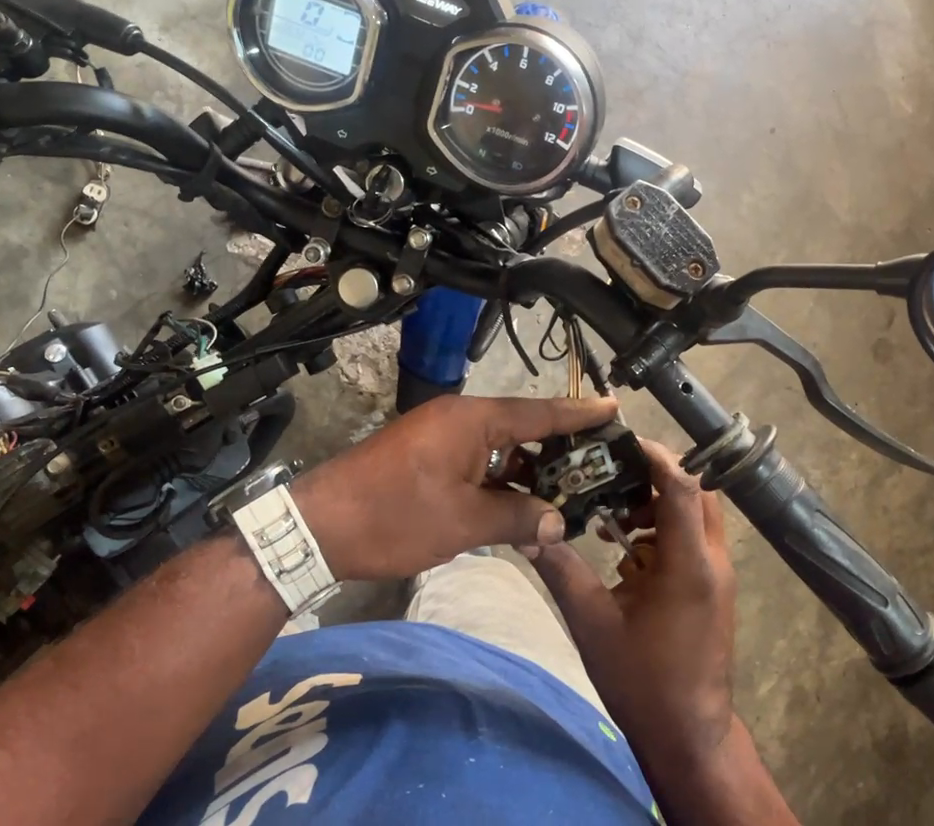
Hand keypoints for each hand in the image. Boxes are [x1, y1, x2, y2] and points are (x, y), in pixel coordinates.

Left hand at [292, 395, 617, 579]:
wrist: (319, 526)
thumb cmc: (396, 518)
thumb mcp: (464, 522)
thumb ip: (518, 517)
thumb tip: (558, 522)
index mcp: (473, 420)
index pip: (540, 412)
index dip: (580, 413)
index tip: (614, 406)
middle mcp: (459, 417)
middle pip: (523, 426)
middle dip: (560, 447)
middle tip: (599, 463)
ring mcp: (439, 436)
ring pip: (499, 446)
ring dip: (529, 469)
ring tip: (568, 491)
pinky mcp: (425, 456)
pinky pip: (477, 459)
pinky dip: (500, 479)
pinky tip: (520, 504)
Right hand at [523, 438, 737, 765]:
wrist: (688, 734)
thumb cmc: (641, 680)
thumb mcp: (592, 622)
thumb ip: (561, 570)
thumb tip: (528, 530)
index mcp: (688, 563)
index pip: (682, 486)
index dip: (653, 455)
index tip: (617, 439)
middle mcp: (712, 561)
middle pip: (695, 492)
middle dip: (654, 476)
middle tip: (609, 474)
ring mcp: (716, 576)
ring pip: (694, 515)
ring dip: (657, 505)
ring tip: (612, 515)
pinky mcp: (711, 589)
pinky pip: (691, 540)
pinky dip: (661, 531)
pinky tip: (624, 552)